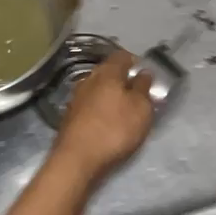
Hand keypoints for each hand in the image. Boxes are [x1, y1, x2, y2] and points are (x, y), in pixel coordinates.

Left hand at [52, 52, 155, 182]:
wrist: (77, 159)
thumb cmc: (114, 129)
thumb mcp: (141, 109)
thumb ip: (143, 87)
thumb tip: (143, 72)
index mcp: (107, 71)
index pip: (122, 55)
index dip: (135, 62)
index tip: (145, 77)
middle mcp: (88, 78)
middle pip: (108, 71)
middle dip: (122, 80)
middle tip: (137, 96)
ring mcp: (76, 96)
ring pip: (97, 88)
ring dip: (110, 95)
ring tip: (123, 111)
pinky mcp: (69, 115)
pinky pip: (89, 104)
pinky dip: (99, 109)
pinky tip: (106, 122)